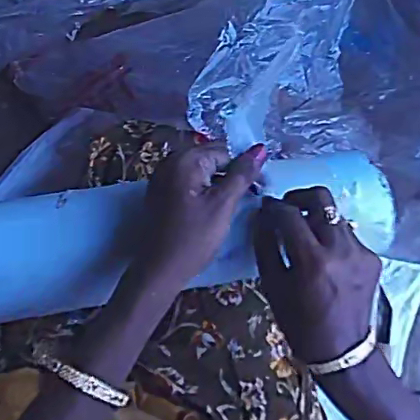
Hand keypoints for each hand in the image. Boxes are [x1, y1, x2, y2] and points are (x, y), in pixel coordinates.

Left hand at [129, 141, 265, 292]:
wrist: (159, 270)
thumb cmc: (193, 238)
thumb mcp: (223, 205)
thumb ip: (242, 175)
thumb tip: (260, 149)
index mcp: (185, 160)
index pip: (225, 151)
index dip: (245, 167)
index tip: (260, 187)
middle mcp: (170, 162)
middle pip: (211, 157)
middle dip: (232, 172)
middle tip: (251, 195)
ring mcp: (161, 178)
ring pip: (200, 170)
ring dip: (219, 182)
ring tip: (234, 203)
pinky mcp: (160, 194)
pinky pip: (188, 182)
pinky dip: (204, 190)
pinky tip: (213, 208)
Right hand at [253, 187, 381, 365]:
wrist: (343, 352)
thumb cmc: (300, 324)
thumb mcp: (273, 287)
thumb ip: (266, 246)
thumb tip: (261, 217)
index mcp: (313, 260)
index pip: (289, 213)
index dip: (274, 207)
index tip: (266, 209)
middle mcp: (341, 249)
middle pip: (321, 198)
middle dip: (299, 198)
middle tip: (287, 210)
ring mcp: (361, 252)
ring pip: (335, 216)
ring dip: (317, 220)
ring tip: (305, 239)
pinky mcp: (373, 258)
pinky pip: (348, 236)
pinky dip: (332, 240)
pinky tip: (325, 260)